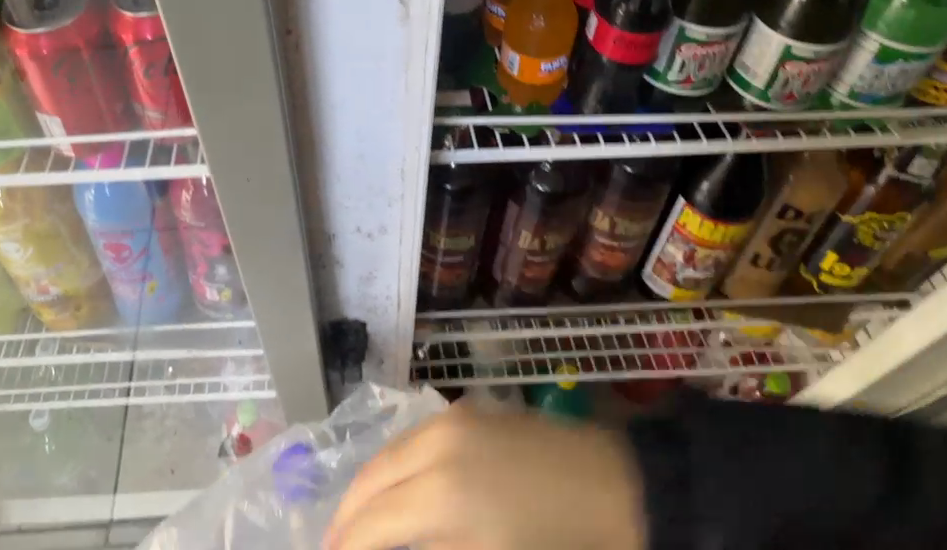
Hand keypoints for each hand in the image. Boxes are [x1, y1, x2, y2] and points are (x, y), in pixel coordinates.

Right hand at [323, 402, 645, 549]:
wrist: (612, 486)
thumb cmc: (555, 541)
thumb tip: (392, 546)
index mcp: (440, 496)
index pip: (371, 524)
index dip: (346, 545)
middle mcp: (435, 447)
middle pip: (370, 479)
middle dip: (347, 515)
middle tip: (334, 542)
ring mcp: (450, 421)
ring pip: (388, 452)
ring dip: (368, 485)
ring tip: (357, 518)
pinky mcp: (466, 411)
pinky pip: (412, 437)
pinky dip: (394, 462)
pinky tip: (394, 484)